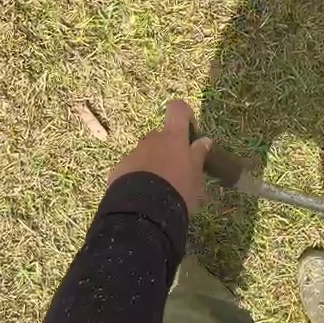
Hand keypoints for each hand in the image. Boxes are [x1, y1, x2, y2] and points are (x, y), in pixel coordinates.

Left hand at [107, 99, 211, 213]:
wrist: (143, 212)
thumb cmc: (177, 190)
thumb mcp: (196, 175)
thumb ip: (198, 155)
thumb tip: (204, 140)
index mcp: (173, 138)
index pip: (178, 109)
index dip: (185, 115)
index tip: (190, 133)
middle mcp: (151, 140)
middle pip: (161, 136)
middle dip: (168, 149)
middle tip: (176, 173)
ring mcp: (133, 154)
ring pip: (146, 153)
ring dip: (153, 165)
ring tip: (160, 190)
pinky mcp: (119, 169)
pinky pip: (132, 168)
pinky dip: (138, 177)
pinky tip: (143, 196)